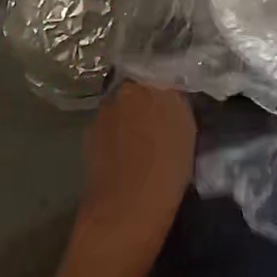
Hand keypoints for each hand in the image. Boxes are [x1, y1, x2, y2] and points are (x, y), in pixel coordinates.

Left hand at [73, 82, 195, 269]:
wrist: (125, 206)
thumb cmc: (168, 173)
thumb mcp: (187, 133)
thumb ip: (176, 105)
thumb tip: (169, 95)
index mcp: (156, 87)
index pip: (160, 69)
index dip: (165, 83)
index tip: (172, 96)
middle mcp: (125, 90)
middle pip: (137, 85)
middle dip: (145, 96)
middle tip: (158, 117)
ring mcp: (103, 110)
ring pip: (120, 104)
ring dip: (128, 114)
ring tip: (141, 138)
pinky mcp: (89, 130)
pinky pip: (107, 123)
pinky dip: (115, 131)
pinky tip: (123, 151)